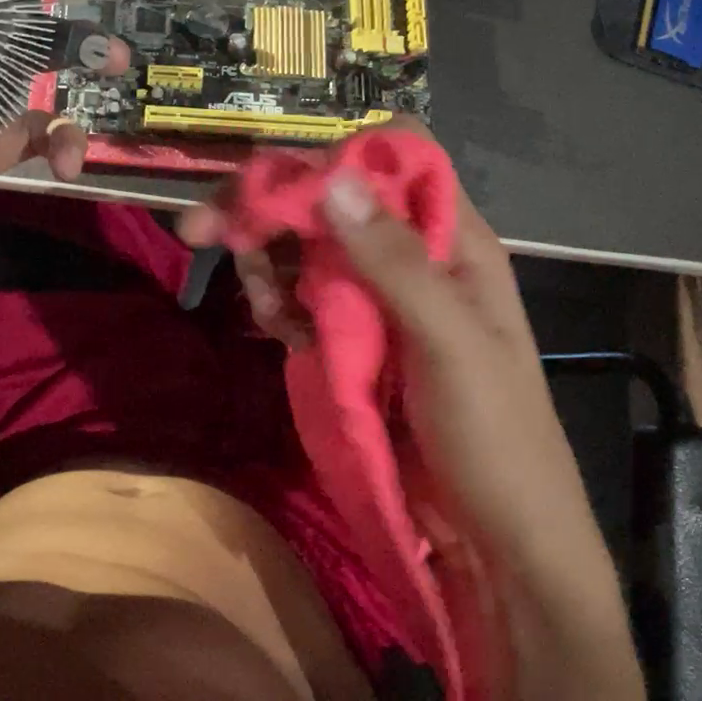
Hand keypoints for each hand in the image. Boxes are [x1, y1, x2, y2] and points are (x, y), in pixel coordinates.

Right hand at [175, 118, 588, 555]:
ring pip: (306, 249)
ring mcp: (376, 299)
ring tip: (259, 302)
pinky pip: (300, 299)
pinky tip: (273, 326)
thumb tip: (335, 178)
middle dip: (269, 208)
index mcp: (452, 241)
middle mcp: (411, 256)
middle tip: (200, 228)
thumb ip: (396, 263)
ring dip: (268, 262)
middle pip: (331, 201)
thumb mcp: (452, 347)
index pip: (393, 159)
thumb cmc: (496, 439)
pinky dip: (277, 304)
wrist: (501, 543)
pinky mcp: (351, 340)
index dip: (335, 157)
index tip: (277, 185)